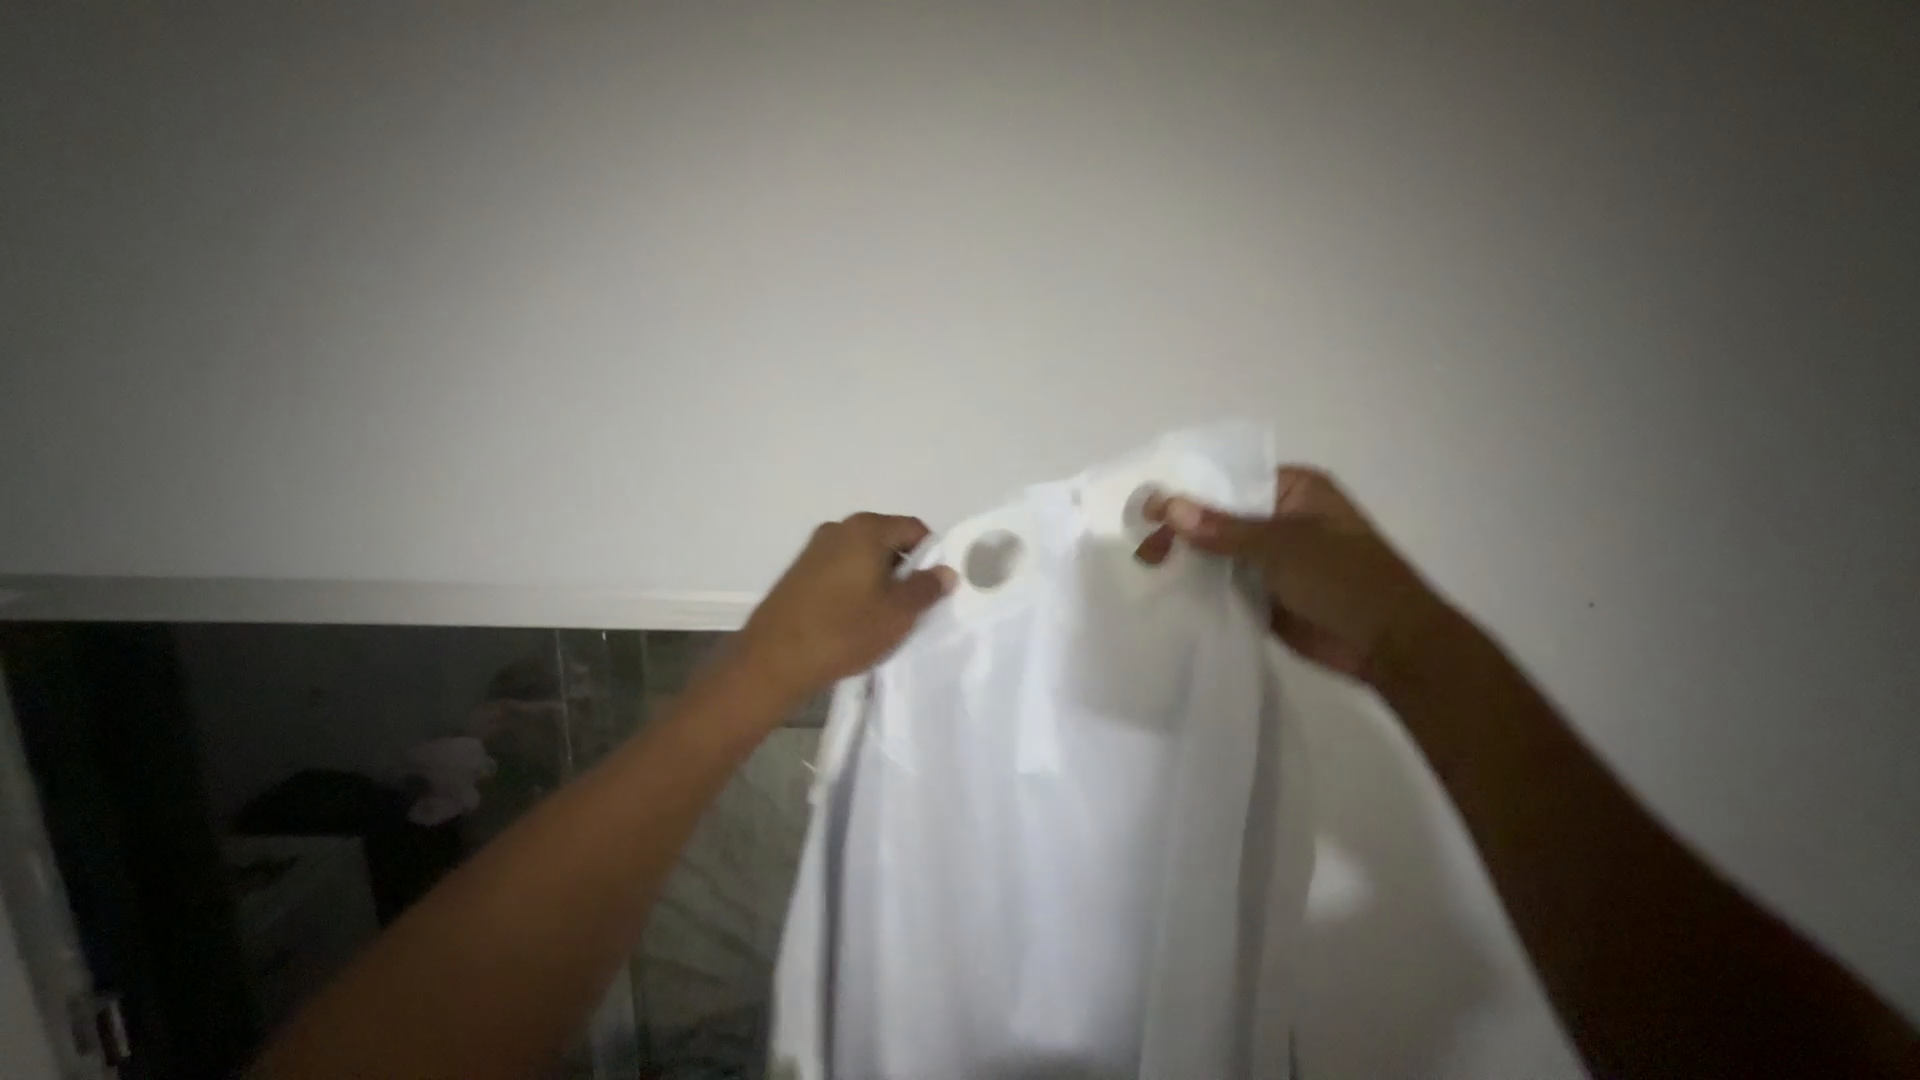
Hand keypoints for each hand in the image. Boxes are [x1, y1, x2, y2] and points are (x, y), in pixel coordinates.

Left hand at [734, 512, 956, 700]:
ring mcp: (813, 550)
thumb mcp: (898, 613)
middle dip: (904, 570)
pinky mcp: (798, 573)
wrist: (773, 660)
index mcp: (866, 529)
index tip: (935, 587)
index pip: (914, 529)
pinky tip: (854, 620)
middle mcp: (838, 529)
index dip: (932, 555)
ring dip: (879, 581)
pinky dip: (855, 588)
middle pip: (887, 541)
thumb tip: (946, 571)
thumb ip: (927, 588)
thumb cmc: (844, 630)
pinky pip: (840, 571)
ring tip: (883, 618)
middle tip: (913, 606)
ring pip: (862, 558)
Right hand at [1138, 466, 1447, 685]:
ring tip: (1149, 569)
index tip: (1147, 512)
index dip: (1188, 493)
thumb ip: (1222, 528)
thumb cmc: (1346, 580)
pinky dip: (1203, 587)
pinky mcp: (1268, 594)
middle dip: (1182, 531)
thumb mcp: (1283, 546)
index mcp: (1294, 490)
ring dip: (1190, 560)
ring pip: (1220, 552)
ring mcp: (1274, 558)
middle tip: (1145, 551)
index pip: (1229, 480)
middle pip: (1219, 516)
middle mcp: (1282, 517)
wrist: (1391, 647)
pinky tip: (1169, 591)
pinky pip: (1227, 584)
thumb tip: (1165, 505)